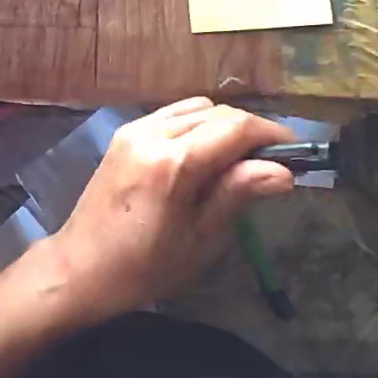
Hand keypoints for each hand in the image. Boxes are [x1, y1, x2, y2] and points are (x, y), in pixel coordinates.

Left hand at [45, 98, 297, 320]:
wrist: (82, 267)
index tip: (296, 155)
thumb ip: (238, 194)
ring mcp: (132, 131)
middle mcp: (151, 134)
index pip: (236, 127)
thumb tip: (283, 171)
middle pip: (216, 113)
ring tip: (236, 162)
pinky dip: (194, 127)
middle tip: (269, 164)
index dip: (272, 134)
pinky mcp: (122, 136)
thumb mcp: (201, 239)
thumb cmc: (144, 267)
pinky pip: (170, 117)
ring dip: (221, 127)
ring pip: (193, 110)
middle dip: (249, 132)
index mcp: (172, 162)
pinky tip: (202, 156)